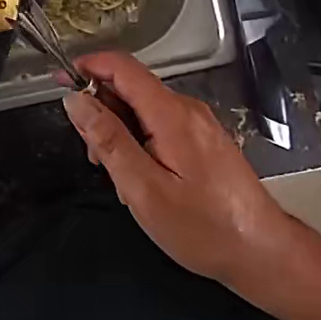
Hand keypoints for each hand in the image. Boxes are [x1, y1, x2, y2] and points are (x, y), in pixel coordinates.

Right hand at [62, 51, 298, 286]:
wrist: (262, 252)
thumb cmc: (203, 228)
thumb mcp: (143, 189)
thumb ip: (108, 140)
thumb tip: (75, 101)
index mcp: (171, 114)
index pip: (122, 67)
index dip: (87, 67)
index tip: (59, 82)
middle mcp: (187, 108)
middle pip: (131, 87)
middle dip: (101, 110)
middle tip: (94, 156)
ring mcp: (198, 123)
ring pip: (142, 108)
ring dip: (118, 130)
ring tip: (119, 177)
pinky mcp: (203, 139)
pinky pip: (159, 124)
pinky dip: (138, 140)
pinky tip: (141, 178)